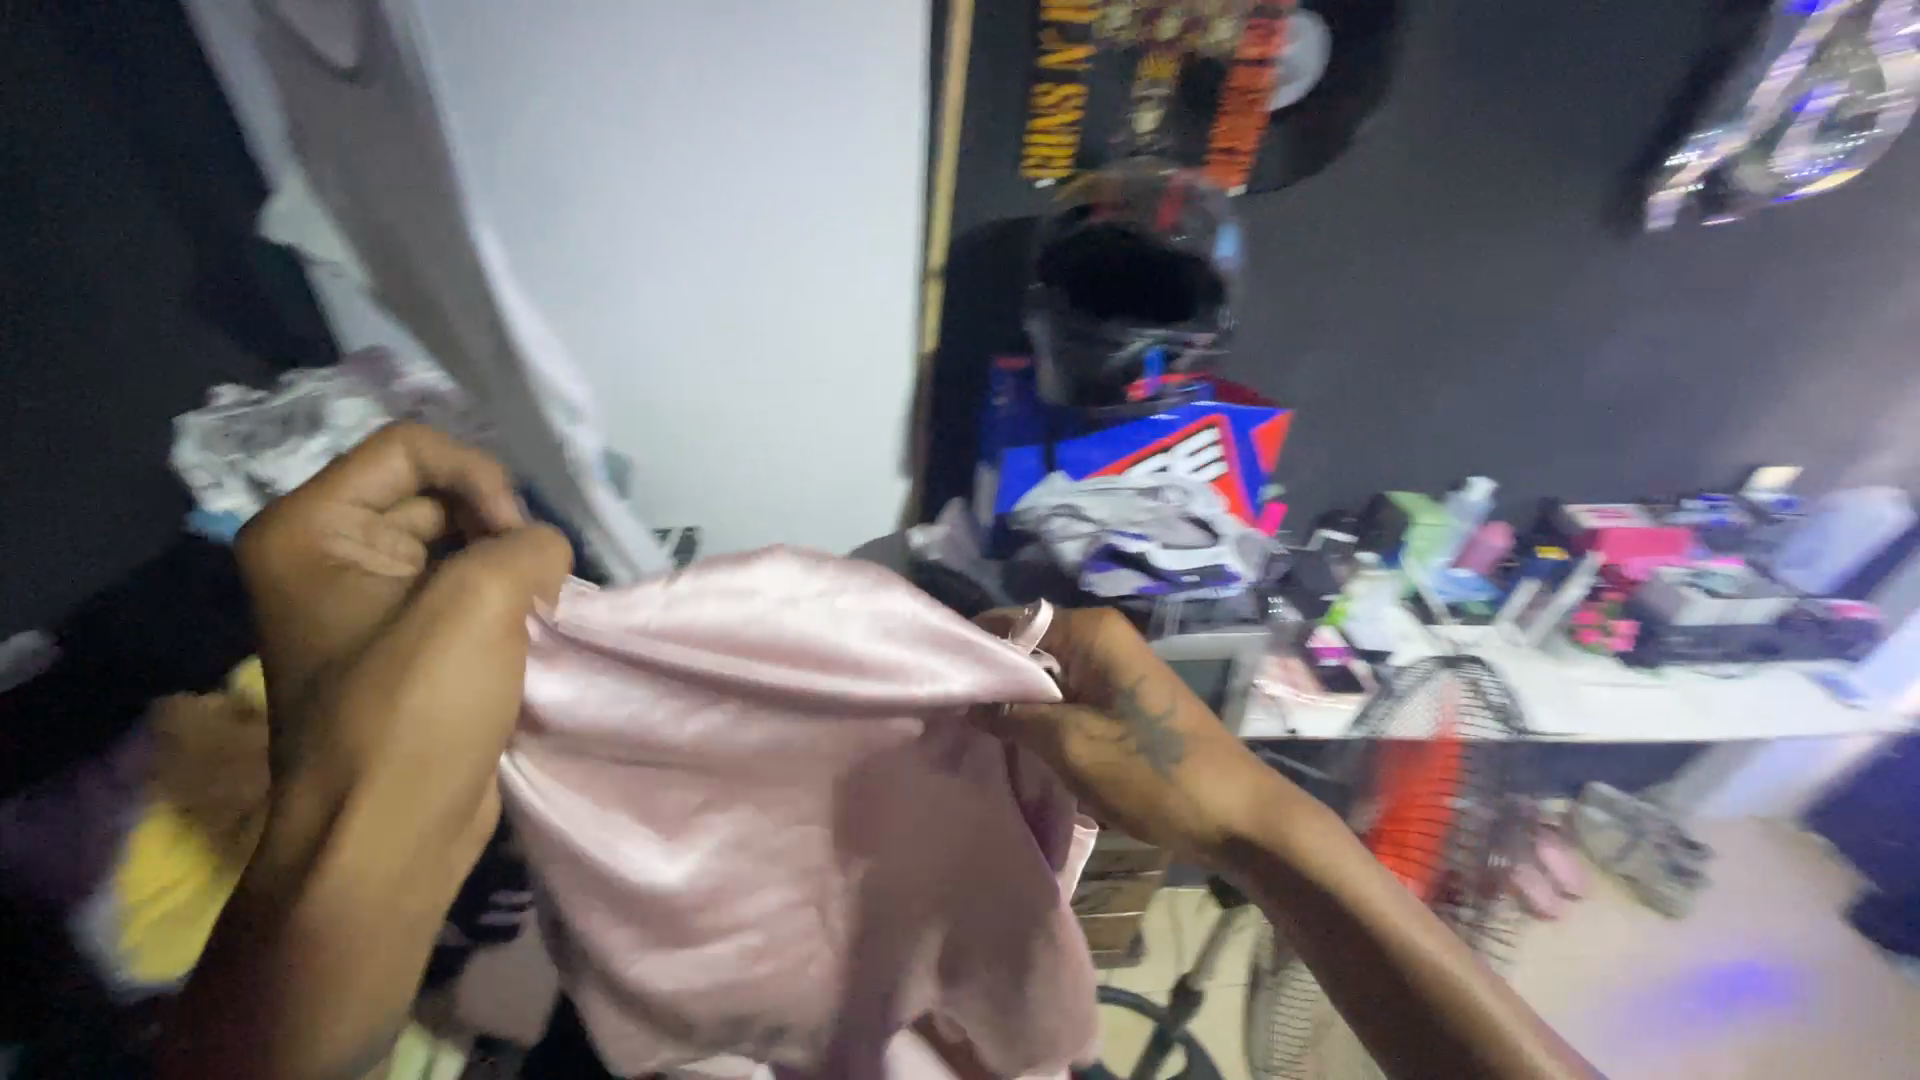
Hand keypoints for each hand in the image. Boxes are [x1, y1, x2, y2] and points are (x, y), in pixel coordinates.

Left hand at [234, 422, 571, 890]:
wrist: (391, 834)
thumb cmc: (415, 711)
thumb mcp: (479, 602)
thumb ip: (530, 543)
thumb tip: (545, 552)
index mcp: (310, 530)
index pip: (411, 448)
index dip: (478, 477)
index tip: (513, 538)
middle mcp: (330, 555)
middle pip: (439, 492)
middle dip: (500, 526)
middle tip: (535, 579)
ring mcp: (371, 601)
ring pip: (464, 542)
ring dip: (514, 565)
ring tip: (541, 607)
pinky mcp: (410, 641)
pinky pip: (469, 587)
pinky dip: (510, 597)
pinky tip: (536, 627)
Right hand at [975, 606, 1273, 854]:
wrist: (1237, 816)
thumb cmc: (1154, 774)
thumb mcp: (1071, 745)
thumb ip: (1012, 716)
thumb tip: (966, 701)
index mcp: (1092, 632)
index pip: (1012, 621)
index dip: (974, 650)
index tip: (938, 684)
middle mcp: (1102, 638)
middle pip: (1028, 648)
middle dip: (993, 682)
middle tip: (951, 718)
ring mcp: (1114, 670)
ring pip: (1046, 677)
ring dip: (1017, 706)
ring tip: (976, 736)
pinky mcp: (1121, 700)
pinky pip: (1068, 698)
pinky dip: (1043, 719)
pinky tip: (1019, 747)